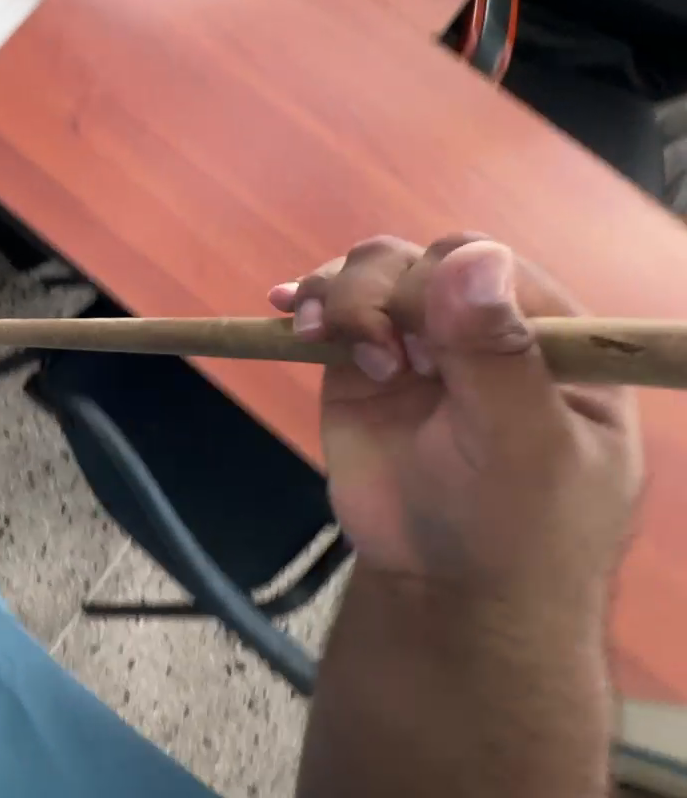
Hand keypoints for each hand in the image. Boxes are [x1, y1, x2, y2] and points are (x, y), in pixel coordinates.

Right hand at [269, 236, 641, 600]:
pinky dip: (303, 302)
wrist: (440, 579)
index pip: (486, 266)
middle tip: (381, 362)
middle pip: (412, 261)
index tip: (424, 352)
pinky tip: (286, 308)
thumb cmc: (512, 523)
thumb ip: (498, 353)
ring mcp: (412, 347)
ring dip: (337, 297)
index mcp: (549, 341)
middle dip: (379, 298)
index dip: (438, 289)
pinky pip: (327, 312)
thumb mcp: (521, 443)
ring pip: (365, 275)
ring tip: (322, 340)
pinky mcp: (355, 368)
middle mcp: (477, 332)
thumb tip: (471, 257)